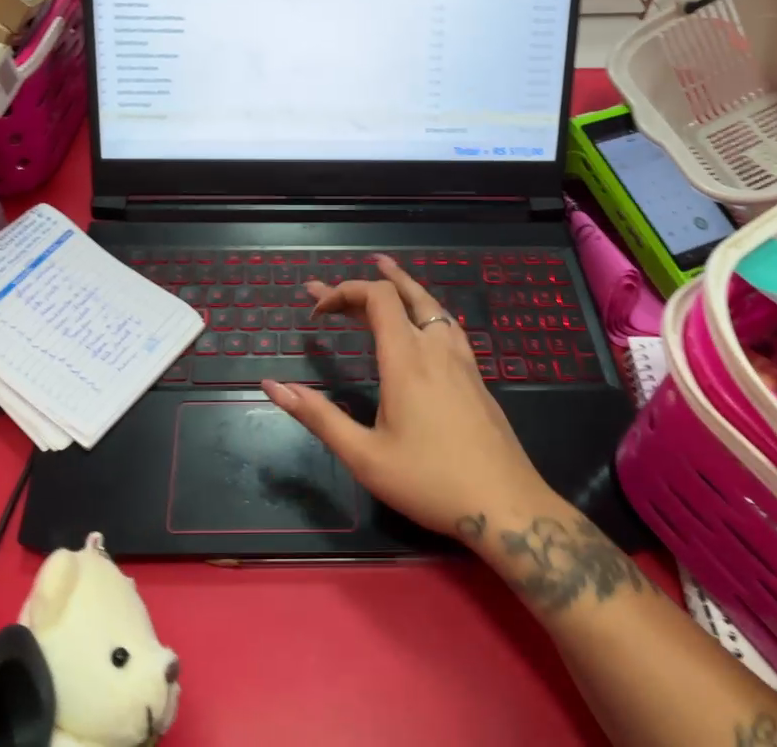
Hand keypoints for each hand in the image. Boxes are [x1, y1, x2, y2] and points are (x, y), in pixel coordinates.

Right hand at [260, 255, 555, 543]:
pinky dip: (425, 308)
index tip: (315, 312)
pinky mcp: (477, 377)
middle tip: (328, 288)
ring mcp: (463, 361)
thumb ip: (318, 416)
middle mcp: (436, 348)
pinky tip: (424, 322)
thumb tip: (272, 386)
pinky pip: (447, 325)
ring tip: (383, 272)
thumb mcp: (363, 455)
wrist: (504, 504)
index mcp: (406, 360)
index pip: (377, 298)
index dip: (343, 292)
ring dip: (402, 286)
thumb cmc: (428, 481)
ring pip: (431, 305)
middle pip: (402, 294)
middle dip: (363, 285)